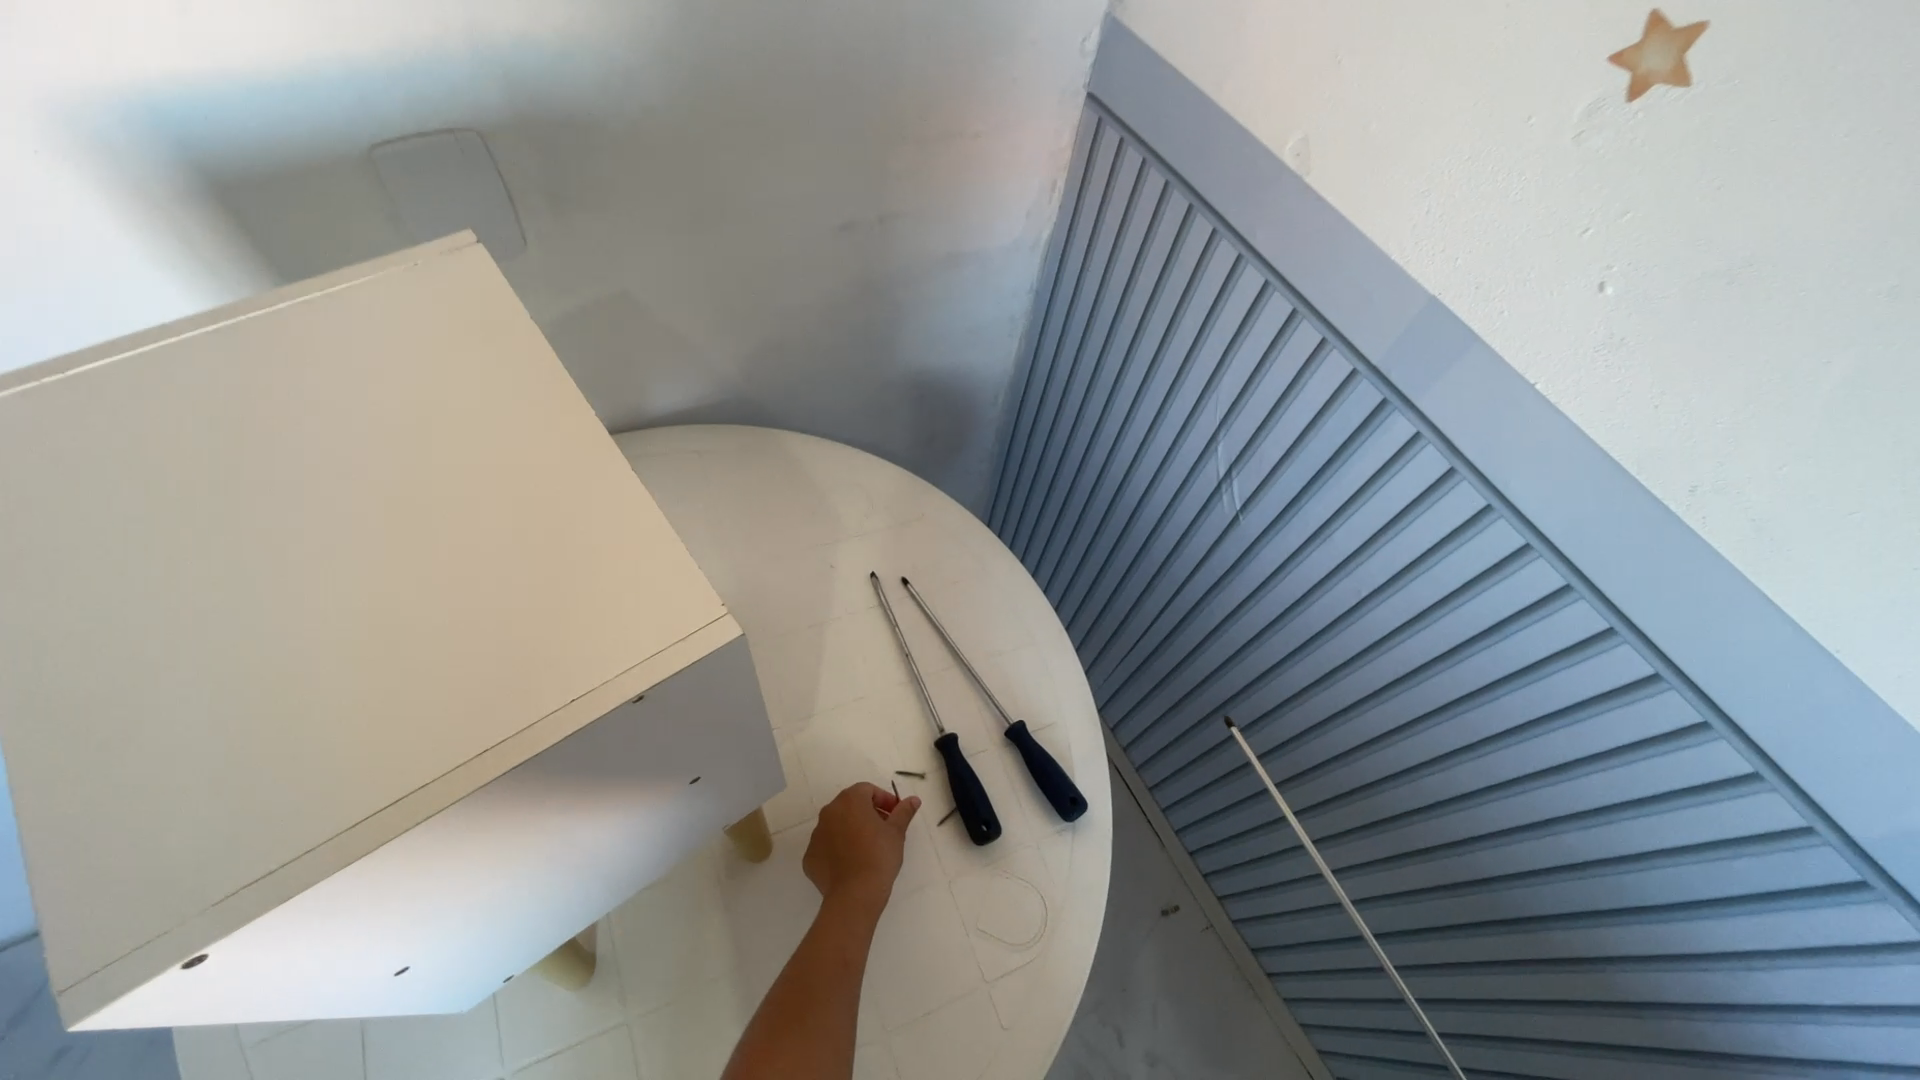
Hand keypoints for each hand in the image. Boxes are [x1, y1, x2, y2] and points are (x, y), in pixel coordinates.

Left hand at [803, 782, 920, 909]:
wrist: (855, 894)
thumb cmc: (879, 856)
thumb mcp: (896, 832)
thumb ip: (903, 812)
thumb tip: (913, 800)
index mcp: (850, 800)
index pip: (867, 790)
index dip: (884, 800)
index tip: (895, 815)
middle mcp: (829, 812)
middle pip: (850, 805)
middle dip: (868, 813)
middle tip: (884, 830)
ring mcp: (816, 835)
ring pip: (836, 826)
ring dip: (851, 830)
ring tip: (868, 849)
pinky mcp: (810, 857)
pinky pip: (826, 847)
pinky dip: (838, 850)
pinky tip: (852, 864)